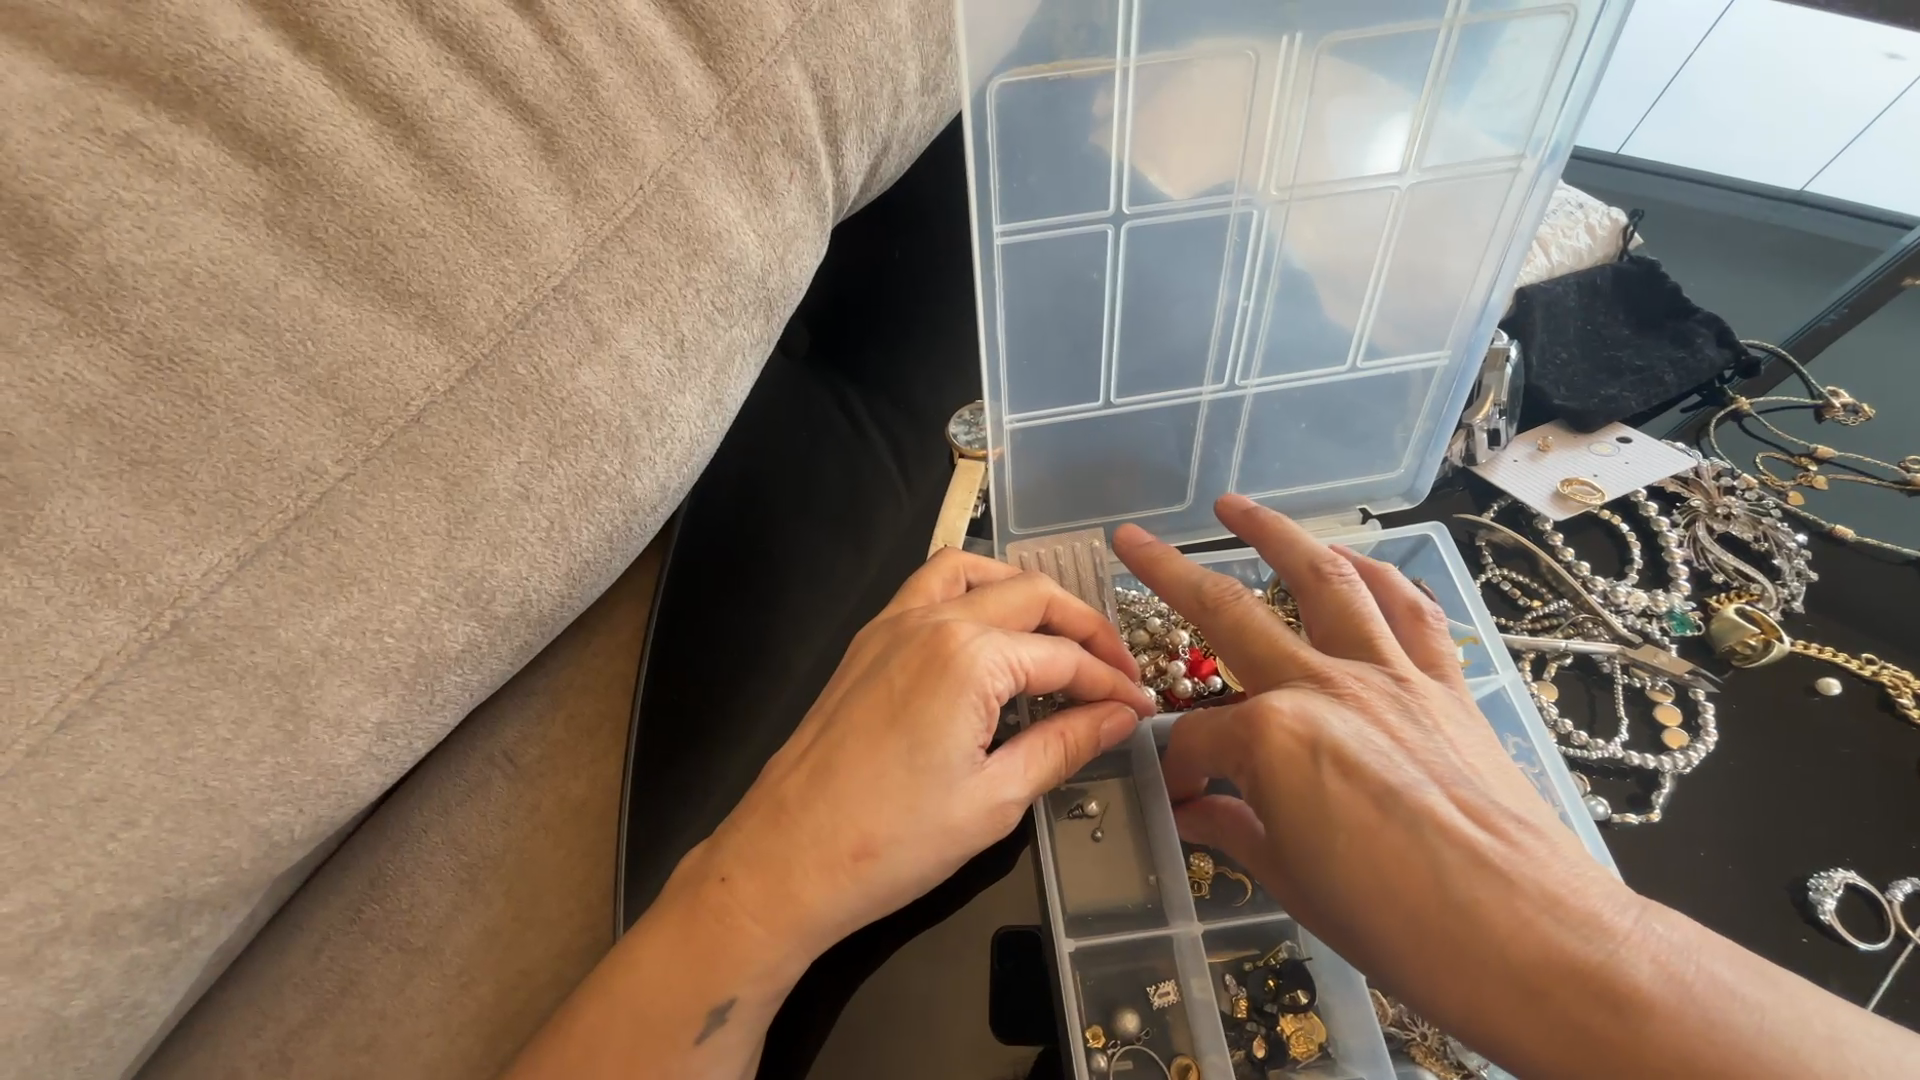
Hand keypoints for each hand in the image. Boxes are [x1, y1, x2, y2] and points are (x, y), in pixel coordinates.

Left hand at [690, 548, 1155, 958]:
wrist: (784, 858)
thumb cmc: (893, 840)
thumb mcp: (995, 799)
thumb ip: (1064, 744)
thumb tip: (1119, 717)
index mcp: (969, 657)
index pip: (1064, 657)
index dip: (1111, 682)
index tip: (1140, 707)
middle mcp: (932, 621)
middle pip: (1030, 596)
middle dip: (1084, 627)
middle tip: (1115, 669)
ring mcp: (892, 623)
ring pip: (975, 571)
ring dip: (1024, 591)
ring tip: (1056, 633)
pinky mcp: (868, 640)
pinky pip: (929, 587)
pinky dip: (971, 590)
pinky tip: (987, 631)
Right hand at [1112, 496, 1629, 1036]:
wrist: (1531, 941)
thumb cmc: (1397, 923)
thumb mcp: (1289, 881)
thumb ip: (1232, 827)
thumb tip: (1194, 811)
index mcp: (1269, 737)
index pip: (1194, 741)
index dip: (1177, 769)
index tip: (1180, 798)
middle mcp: (1321, 685)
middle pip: (1227, 612)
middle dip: (1167, 571)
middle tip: (1133, 539)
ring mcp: (1385, 676)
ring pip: (1323, 579)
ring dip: (1274, 533)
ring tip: (1237, 507)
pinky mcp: (1441, 685)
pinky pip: (1409, 610)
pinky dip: (1379, 574)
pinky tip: (1353, 558)